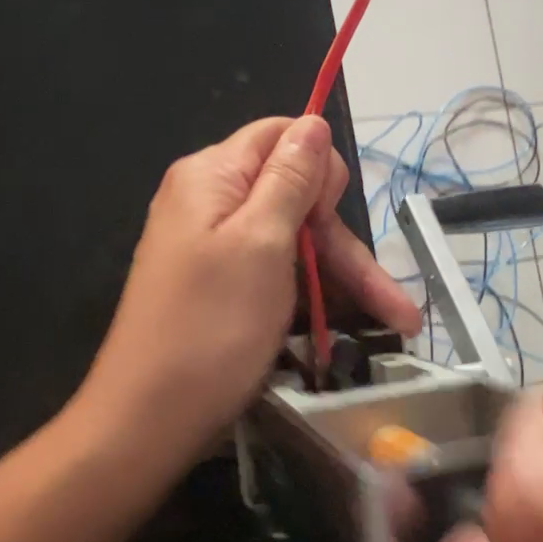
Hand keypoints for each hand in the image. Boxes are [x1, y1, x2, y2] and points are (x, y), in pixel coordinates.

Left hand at [81, 116, 419, 444]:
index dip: (318, 170)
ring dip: (342, 277)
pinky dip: (311, 295)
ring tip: (395, 320)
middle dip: (343, 244)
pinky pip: (274, 274)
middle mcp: (209, 202)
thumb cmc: (210, 328)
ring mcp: (213, 249)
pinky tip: (349, 323)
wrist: (148, 421)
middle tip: (391, 301)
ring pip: (292, 243)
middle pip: (294, 197)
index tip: (333, 220)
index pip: (279, 137)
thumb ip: (290, 178)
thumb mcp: (261, 243)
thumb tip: (313, 121)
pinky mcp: (220, 289)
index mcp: (211, 176)